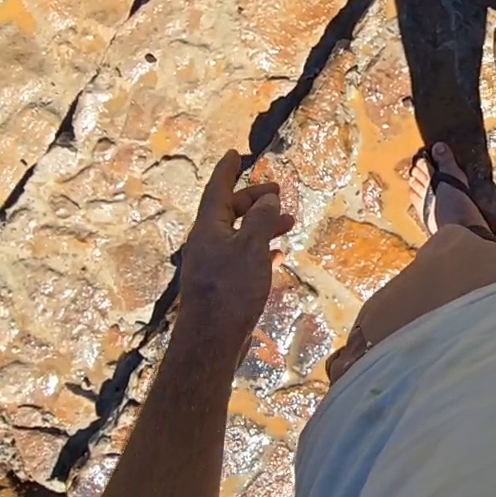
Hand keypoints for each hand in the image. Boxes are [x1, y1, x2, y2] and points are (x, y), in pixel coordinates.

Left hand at [178, 150, 295, 353]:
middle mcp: (206, 243)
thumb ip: (261, 219)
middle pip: (229, 210)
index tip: (234, 154)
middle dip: (254, 199)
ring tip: (289, 224)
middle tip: (278, 193)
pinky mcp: (220, 285)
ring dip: (262, 224)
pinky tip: (276, 254)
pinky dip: (259, 247)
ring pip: (238, 233)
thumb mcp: (251, 247)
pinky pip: (241, 254)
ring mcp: (212, 265)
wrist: (211, 342)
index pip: (217, 190)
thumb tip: (268, 199)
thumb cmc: (231, 290)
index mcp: (208, 228)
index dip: (227, 171)